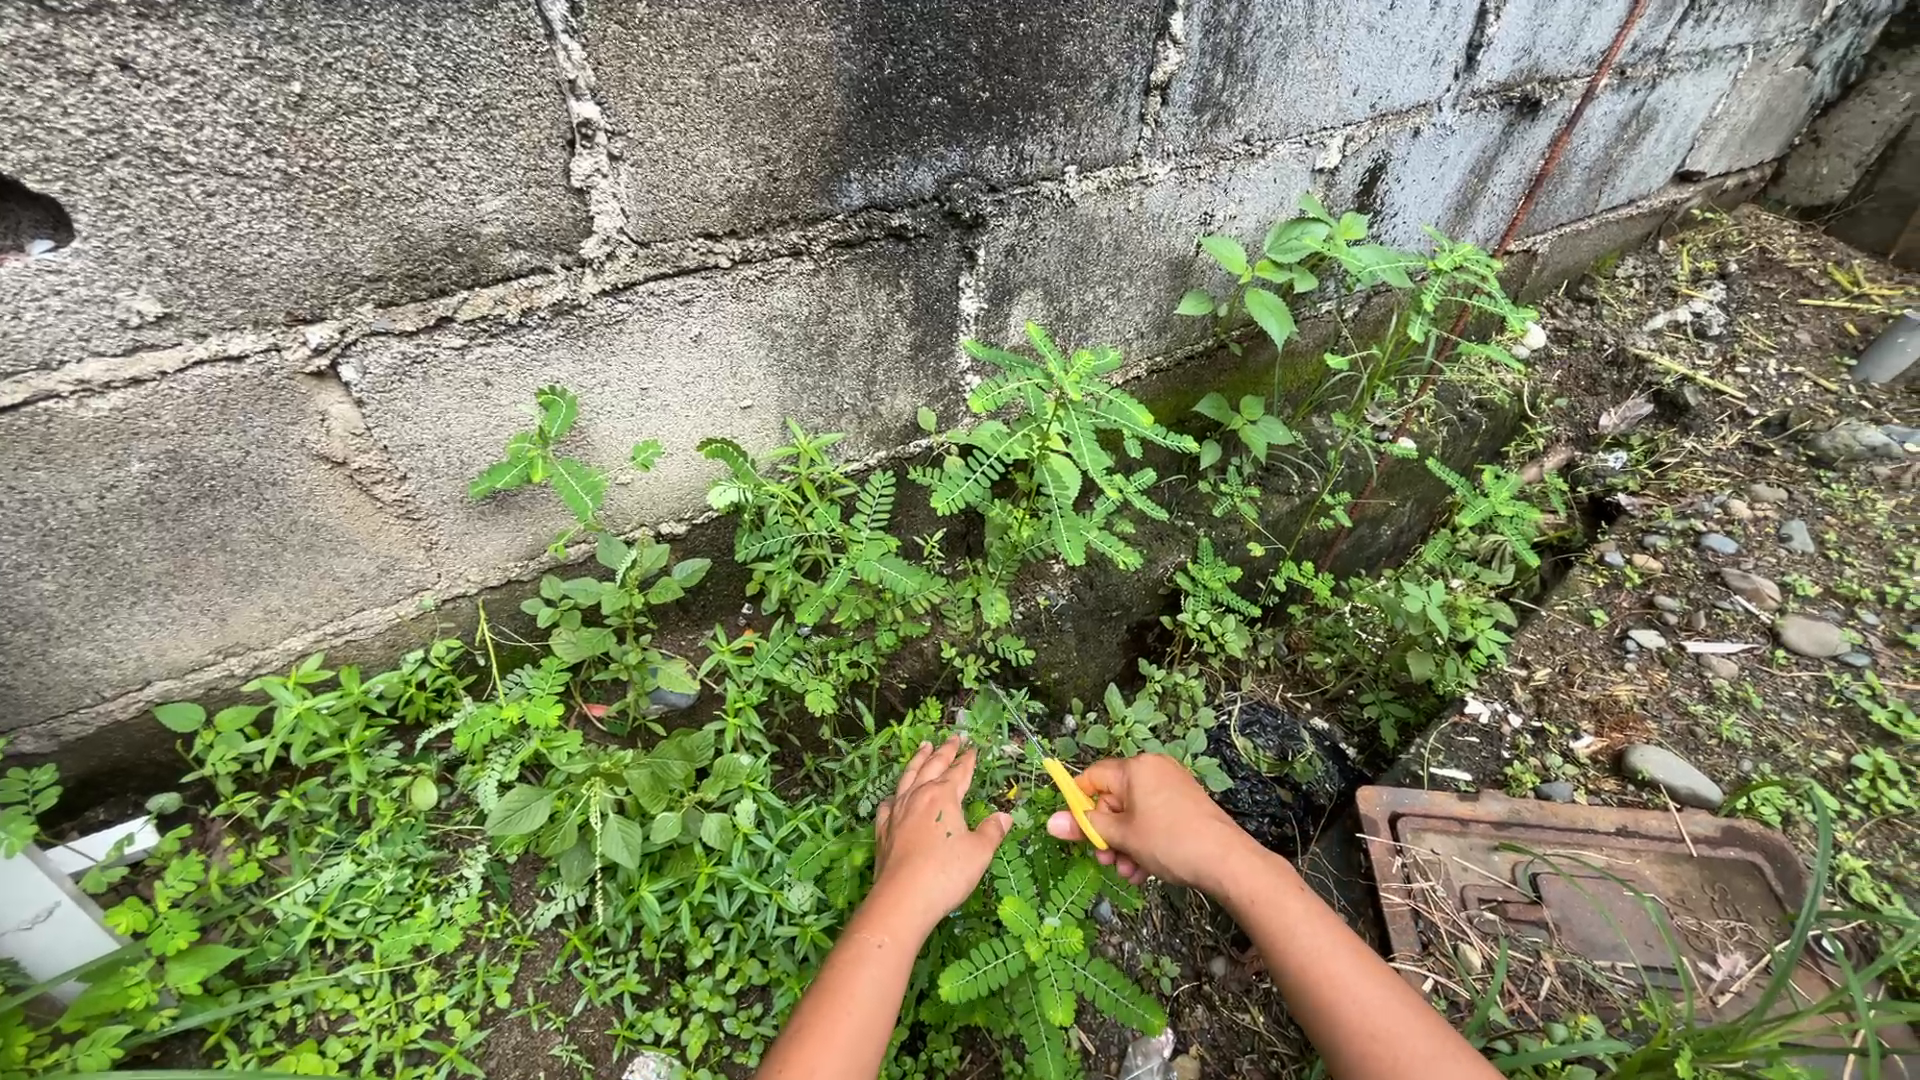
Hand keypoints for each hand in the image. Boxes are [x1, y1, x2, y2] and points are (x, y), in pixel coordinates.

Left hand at [868, 736, 1011, 936]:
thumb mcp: (979, 852)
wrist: (903, 899)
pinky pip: (887, 805)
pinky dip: (893, 796)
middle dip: (944, 751)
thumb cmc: (946, 873)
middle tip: (952, 738)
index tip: (973, 749)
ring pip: (908, 777)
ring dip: (918, 761)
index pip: (959, 772)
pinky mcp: (883, 830)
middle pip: (933, 766)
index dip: (968, 760)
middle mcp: (919, 796)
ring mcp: (898, 812)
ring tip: (923, 747)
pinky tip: (893, 797)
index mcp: (943, 795)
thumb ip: (992, 831)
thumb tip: (1005, 816)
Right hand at [1045, 753, 1253, 891]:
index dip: (1079, 804)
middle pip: (1113, 798)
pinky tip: (1144, 871)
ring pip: (1133, 813)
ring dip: (1124, 844)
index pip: (1092, 777)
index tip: (1075, 831)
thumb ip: (1085, 827)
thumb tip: (1050, 822)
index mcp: (1135, 767)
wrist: (1228, 861)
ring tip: (1127, 872)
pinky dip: (1144, 841)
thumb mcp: (1121, 837)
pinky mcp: (1185, 803)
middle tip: (1105, 860)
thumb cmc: (1169, 842)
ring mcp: (1172, 785)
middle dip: (1106, 833)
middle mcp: (1152, 768)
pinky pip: (1152, 817)